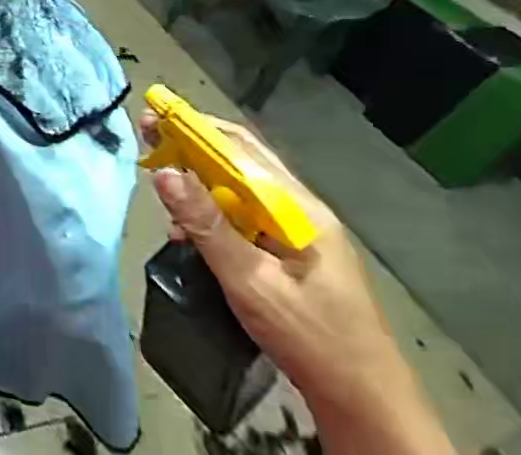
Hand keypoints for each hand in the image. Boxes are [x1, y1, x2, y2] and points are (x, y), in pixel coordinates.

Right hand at [143, 112, 454, 454]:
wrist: (368, 406)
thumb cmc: (313, 340)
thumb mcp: (252, 283)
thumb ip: (207, 226)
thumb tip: (165, 173)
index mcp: (298, 207)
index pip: (239, 149)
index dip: (192, 127)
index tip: (153, 115)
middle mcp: (300, 208)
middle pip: (241, 159)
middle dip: (193, 143)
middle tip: (151, 137)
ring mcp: (298, 231)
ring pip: (241, 188)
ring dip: (200, 177)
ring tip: (162, 181)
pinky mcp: (291, 254)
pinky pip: (245, 216)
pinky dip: (212, 211)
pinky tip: (189, 231)